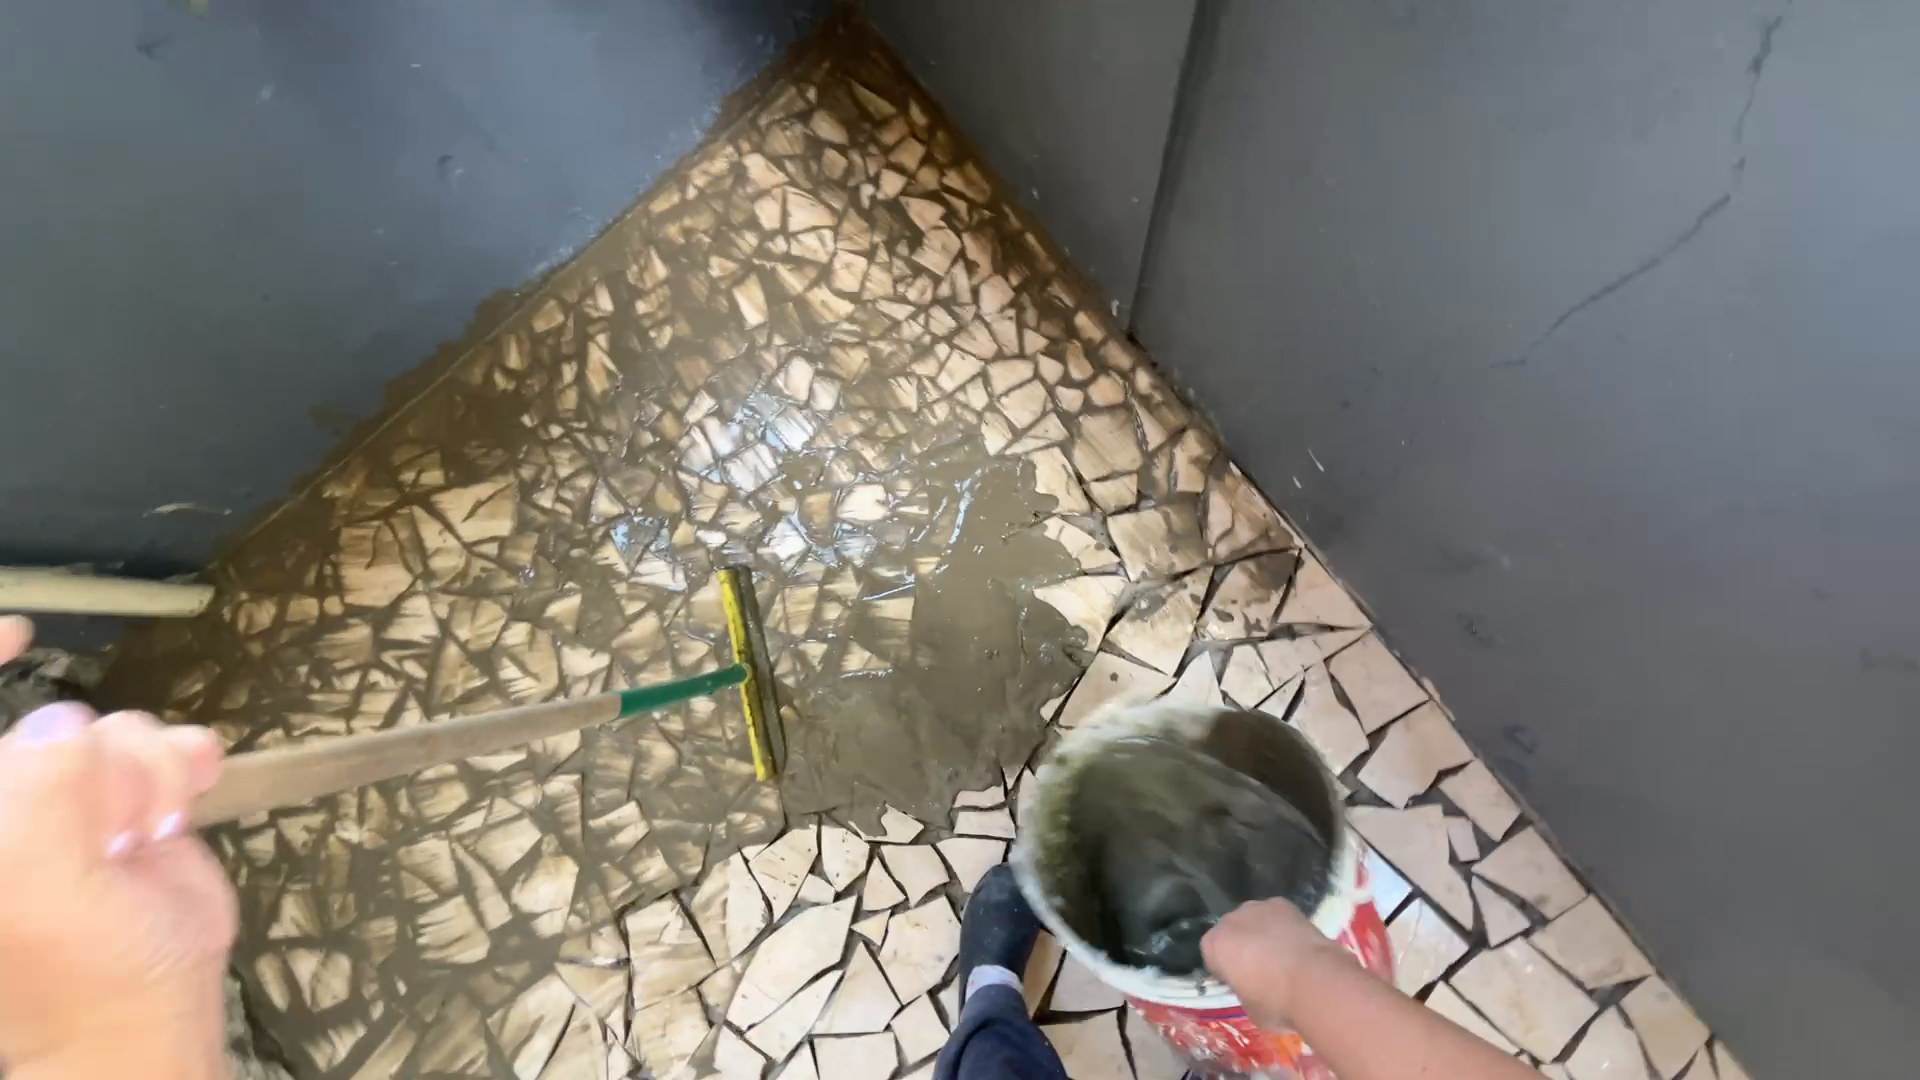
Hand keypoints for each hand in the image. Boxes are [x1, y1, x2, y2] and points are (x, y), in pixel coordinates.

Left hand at [0, 617, 236, 1078]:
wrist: (153, 996)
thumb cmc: (81, 966)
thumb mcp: (49, 895)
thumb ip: (43, 805)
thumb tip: (62, 724)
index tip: (19, 630)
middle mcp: (13, 801)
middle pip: (51, 726)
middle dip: (102, 763)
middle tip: (122, 828)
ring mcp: (76, 798)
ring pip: (120, 730)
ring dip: (156, 771)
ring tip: (158, 828)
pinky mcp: (138, 795)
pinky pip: (172, 741)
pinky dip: (193, 760)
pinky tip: (193, 797)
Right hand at [1201, 897, 1354, 1027]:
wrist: (1316, 982)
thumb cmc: (1278, 1003)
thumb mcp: (1251, 1010)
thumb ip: (1243, 991)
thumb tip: (1252, 987)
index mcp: (1214, 946)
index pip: (1212, 957)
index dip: (1226, 971)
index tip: (1241, 984)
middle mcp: (1229, 920)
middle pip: (1231, 933)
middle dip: (1242, 948)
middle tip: (1263, 971)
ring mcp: (1255, 907)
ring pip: (1253, 920)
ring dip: (1262, 934)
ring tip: (1284, 957)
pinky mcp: (1281, 903)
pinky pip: (1276, 915)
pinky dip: (1283, 926)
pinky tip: (1297, 944)